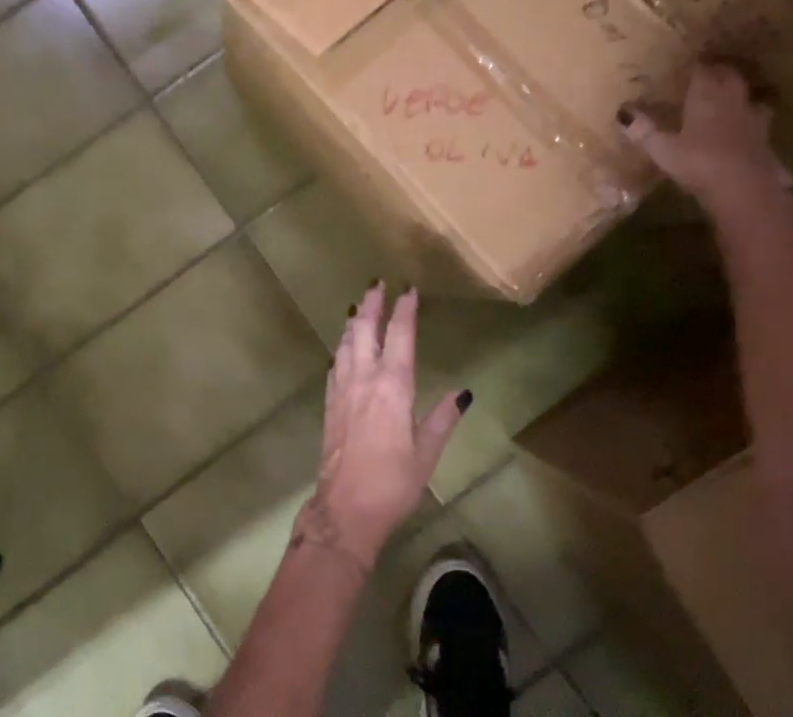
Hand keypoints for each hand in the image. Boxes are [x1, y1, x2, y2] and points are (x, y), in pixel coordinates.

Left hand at [297, 284, 469, 571]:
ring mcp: (341, 390)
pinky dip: (342, 347)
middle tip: (376, 284)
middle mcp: (364, 380)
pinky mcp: (329, 404)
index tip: (409, 289)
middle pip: (364, 330)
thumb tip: (464, 393)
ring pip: (346, 344)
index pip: (400, 336)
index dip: (404, 310)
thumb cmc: (393, 482)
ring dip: (353, 322)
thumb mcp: (427, 453)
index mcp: (392, 387)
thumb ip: (442, 419)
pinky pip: (336, 364)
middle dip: (371, 305)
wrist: (345, 507)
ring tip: (358, 306)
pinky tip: (343, 348)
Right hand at [621, 63, 789, 214]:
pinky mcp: (766, 140)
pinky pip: (760, 120)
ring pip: (750, 96)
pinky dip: (753, 118)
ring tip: (731, 97)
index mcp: (706, 98)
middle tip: (710, 73)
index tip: (688, 65)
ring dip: (740, 93)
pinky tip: (747, 127)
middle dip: (720, 72)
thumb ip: (643, 130)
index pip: (703, 71)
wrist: (744, 187)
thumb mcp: (662, 149)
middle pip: (730, 77)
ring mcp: (753, 120)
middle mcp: (732, 101)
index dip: (696, 66)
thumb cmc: (698, 163)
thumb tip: (622, 112)